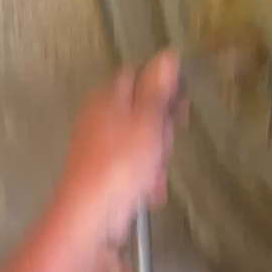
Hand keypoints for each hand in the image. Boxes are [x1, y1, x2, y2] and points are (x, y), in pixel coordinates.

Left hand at [58, 52, 180, 243]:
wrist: (90, 218)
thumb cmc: (120, 163)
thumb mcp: (147, 121)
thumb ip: (158, 89)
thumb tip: (167, 54)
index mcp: (106, 96)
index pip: (140, 75)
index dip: (164, 88)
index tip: (180, 108)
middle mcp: (100, 117)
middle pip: (144, 112)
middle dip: (161, 132)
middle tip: (162, 146)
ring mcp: (100, 147)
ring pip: (143, 144)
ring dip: (155, 162)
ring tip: (152, 177)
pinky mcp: (104, 175)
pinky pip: (134, 170)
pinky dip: (144, 181)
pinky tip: (147, 194)